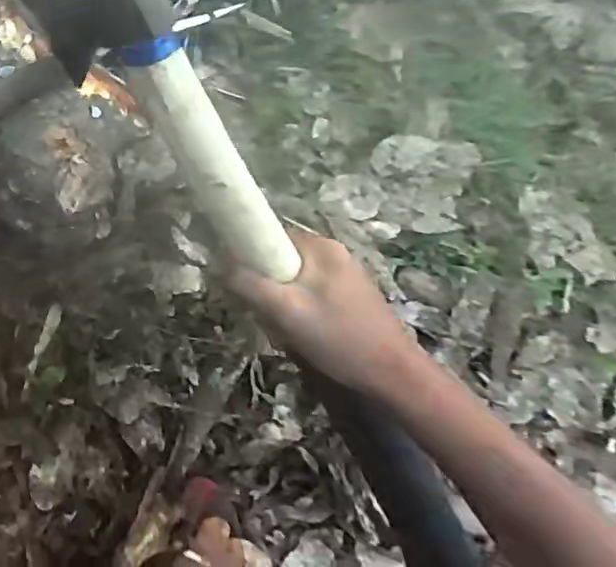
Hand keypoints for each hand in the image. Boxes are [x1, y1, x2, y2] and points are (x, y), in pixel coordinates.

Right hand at [227, 231, 422, 396]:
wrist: (398, 380)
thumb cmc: (340, 339)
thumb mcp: (284, 311)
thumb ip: (247, 283)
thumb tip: (218, 265)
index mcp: (320, 245)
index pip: (267, 234)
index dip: (246, 253)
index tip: (239, 279)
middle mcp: (333, 251)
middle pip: (278, 256)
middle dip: (265, 282)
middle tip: (264, 310)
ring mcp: (344, 272)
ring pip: (292, 275)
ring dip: (280, 297)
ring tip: (283, 325)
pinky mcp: (350, 294)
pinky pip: (308, 289)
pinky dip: (298, 305)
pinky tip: (303, 330)